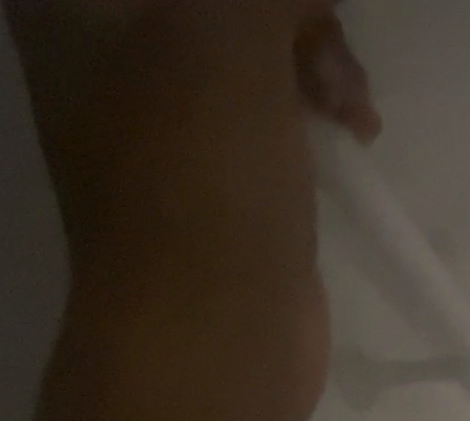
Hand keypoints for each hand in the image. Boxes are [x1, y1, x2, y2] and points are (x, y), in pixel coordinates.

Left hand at [4, 1, 380, 405]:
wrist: (213, 337)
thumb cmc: (202, 188)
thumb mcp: (224, 44)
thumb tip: (307, 0)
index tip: (304, 10)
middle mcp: (114, 38)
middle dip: (298, 10)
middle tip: (329, 57)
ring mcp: (174, 107)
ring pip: (260, 37)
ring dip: (321, 56)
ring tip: (354, 111)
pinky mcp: (230, 164)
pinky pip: (280, 99)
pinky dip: (323, 104)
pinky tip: (355, 133)